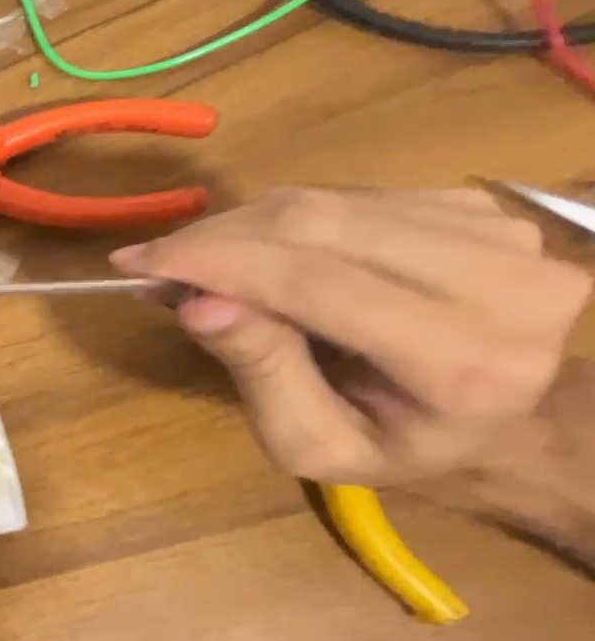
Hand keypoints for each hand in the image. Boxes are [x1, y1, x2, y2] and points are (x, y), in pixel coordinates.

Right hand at [111, 187, 590, 487]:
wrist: (496, 422)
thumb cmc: (387, 444)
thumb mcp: (307, 442)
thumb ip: (260, 372)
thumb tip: (195, 303)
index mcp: (465, 362)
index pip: (316, 284)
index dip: (214, 263)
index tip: (132, 262)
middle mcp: (508, 283)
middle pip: (320, 227)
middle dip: (214, 238)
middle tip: (148, 261)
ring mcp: (503, 233)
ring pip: (328, 202)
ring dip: (238, 227)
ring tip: (192, 263)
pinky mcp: (482, 208)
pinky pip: (348, 197)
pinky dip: (279, 220)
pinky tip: (254, 253)